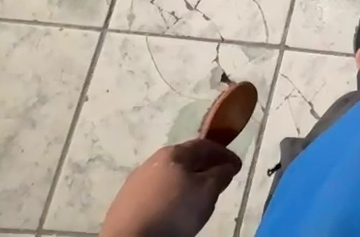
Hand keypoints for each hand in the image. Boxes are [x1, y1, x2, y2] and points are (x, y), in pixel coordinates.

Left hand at [99, 138, 242, 236]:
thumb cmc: (173, 213)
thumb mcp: (208, 192)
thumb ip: (221, 175)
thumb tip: (226, 167)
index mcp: (173, 153)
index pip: (205, 145)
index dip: (224, 155)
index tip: (237, 167)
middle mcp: (151, 162)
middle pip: (184, 161)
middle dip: (204, 169)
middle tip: (218, 182)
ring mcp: (134, 184)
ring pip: (168, 179)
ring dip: (185, 185)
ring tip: (196, 200)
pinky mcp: (122, 206)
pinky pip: (154, 196)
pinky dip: (168, 199)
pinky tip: (172, 213)